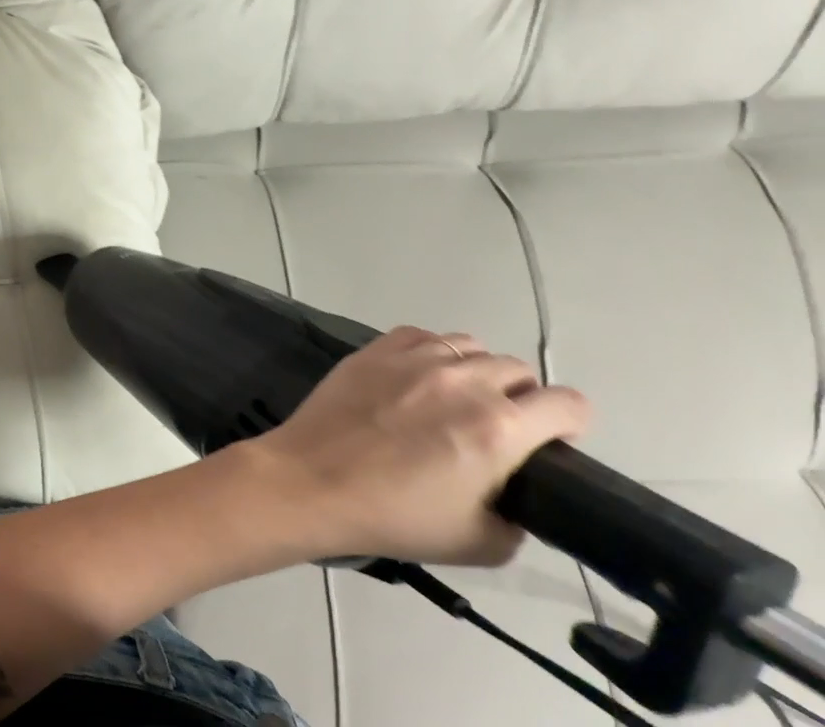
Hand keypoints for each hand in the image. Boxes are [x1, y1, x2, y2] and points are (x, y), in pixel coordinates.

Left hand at [246, 326, 591, 566]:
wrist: (310, 483)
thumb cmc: (393, 517)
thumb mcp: (480, 543)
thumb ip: (518, 519)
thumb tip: (517, 499)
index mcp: (500, 427)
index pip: (569, 404)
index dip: (568, 424)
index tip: (547, 444)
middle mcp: (464, 382)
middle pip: (519, 372)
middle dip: (520, 398)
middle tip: (494, 429)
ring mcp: (414, 360)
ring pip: (471, 347)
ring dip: (475, 370)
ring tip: (453, 400)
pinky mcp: (373, 351)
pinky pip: (421, 336)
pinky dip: (431, 352)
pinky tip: (417, 378)